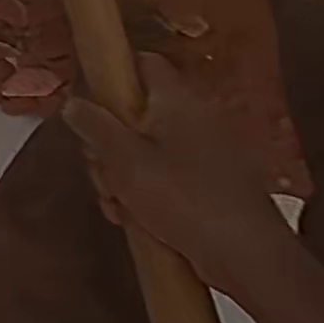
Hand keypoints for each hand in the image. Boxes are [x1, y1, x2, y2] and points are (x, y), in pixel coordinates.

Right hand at [65, 53, 290, 293]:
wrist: (251, 261)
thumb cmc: (182, 196)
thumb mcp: (122, 157)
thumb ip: (92, 124)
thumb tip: (72, 103)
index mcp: (176, 98)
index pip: (140, 61)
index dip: (111, 73)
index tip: (89, 101)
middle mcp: (195, 116)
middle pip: (135, 111)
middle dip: (107, 140)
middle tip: (99, 167)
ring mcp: (208, 151)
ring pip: (146, 146)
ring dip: (122, 171)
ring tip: (115, 202)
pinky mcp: (214, 183)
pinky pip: (168, 172)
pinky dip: (147, 189)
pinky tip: (134, 217)